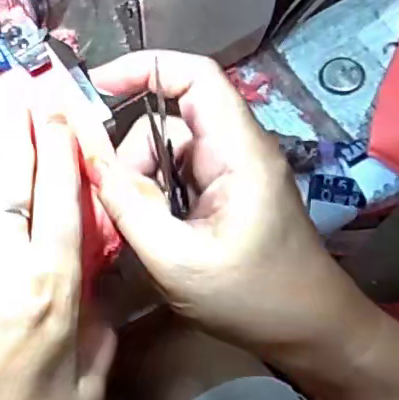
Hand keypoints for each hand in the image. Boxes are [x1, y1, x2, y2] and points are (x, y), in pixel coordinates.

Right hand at [82, 51, 367, 365]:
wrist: (308, 332)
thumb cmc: (255, 298)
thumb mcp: (179, 261)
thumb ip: (130, 208)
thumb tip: (90, 164)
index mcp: (238, 152)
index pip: (195, 77)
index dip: (145, 67)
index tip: (98, 85)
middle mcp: (235, 151)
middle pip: (166, 124)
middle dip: (131, 159)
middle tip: (117, 209)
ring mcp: (229, 174)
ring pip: (164, 155)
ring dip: (139, 186)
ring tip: (140, 234)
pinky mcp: (223, 195)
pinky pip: (174, 180)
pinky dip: (152, 200)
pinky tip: (151, 236)